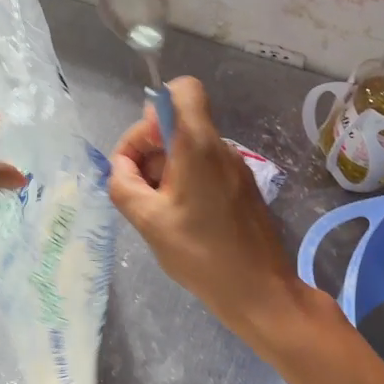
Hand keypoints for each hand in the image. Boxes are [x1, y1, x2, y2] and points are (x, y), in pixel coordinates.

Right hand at [107, 77, 319, 341]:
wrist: (261, 293)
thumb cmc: (201, 254)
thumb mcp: (147, 221)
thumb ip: (124, 184)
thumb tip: (123, 167)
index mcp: (197, 145)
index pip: (182, 90)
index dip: (156, 107)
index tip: (144, 149)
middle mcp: (219, 147)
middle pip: (176, 123)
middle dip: (148, 149)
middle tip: (140, 191)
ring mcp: (234, 167)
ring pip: (187, 147)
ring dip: (164, 169)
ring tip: (159, 212)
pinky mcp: (241, 186)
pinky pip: (204, 167)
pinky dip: (184, 182)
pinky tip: (181, 220)